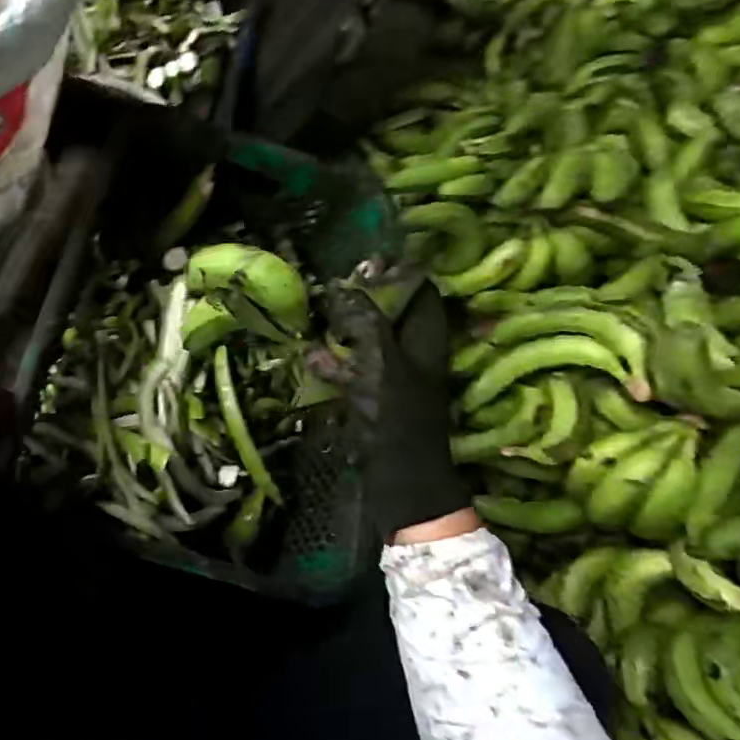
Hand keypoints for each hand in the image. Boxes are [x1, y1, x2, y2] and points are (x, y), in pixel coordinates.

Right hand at [331, 279, 473, 542]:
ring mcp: (394, 375)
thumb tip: (346, 289)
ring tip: (318, 318)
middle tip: (334, 289)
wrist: (399, 476)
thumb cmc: (396, 416)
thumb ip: (365, 323)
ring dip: (346, 329)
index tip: (366, 263)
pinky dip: (335, 361)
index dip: (398, 272)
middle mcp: (414, 352)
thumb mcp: (381, 362)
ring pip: (370, 339)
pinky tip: (312, 360)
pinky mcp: (375, 397)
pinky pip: (354, 368)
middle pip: (393, 312)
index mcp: (427, 338)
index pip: (421, 290)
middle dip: (365, 298)